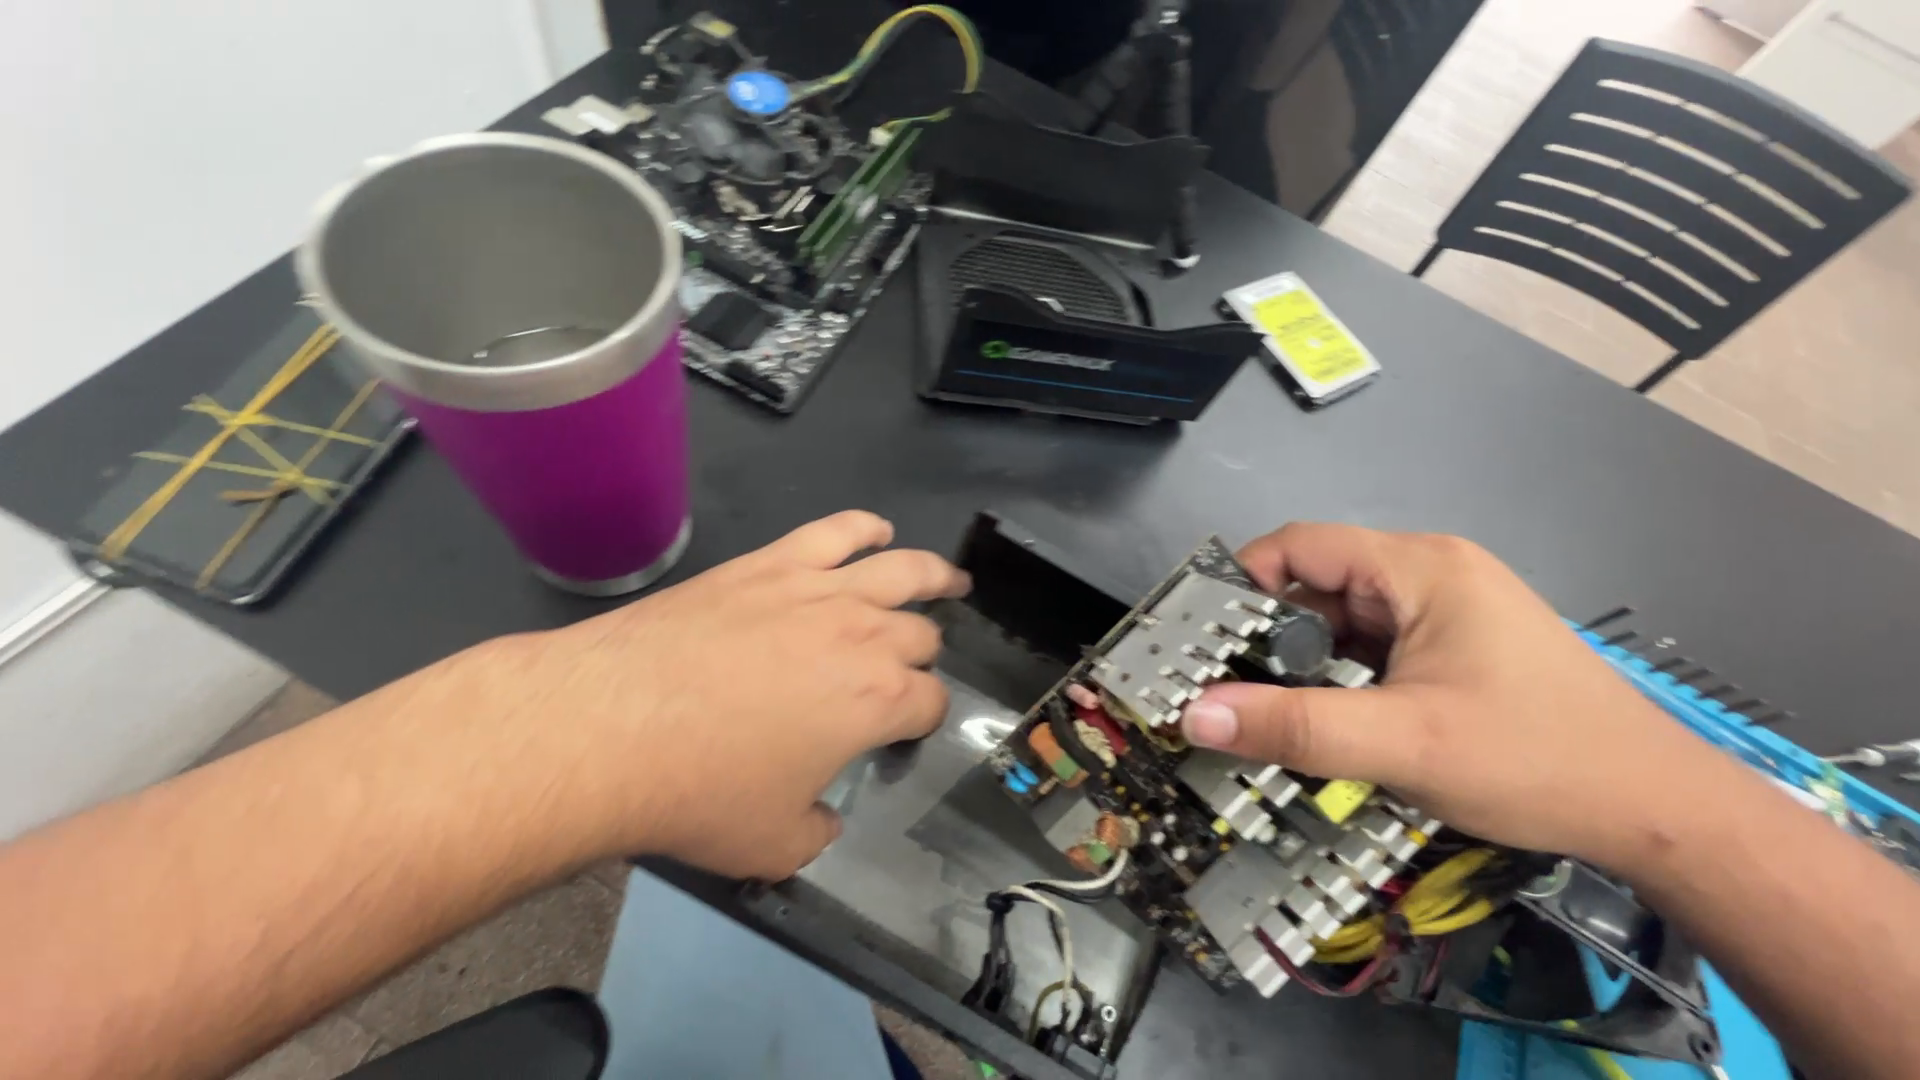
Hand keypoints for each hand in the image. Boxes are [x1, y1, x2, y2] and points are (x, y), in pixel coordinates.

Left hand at [443, 511, 968, 879]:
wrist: (608, 726)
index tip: (904, 733)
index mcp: (878, 701)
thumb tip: (823, 818)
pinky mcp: (770, 564)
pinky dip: (864, 528)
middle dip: (921, 658)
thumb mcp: (771, 844)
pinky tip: (877, 531)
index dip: (924, 720)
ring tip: (951, 580)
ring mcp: (817, 590)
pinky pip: (834, 531)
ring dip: (934, 575)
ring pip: (900, 570)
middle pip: (919, 636)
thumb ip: (815, 832)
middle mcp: (863, 635)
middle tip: (903, 673)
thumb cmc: (697, 791)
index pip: (929, 703)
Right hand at [1180, 524, 1722, 865]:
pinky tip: (1326, 716)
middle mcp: (1430, 575)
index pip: (1300, 546)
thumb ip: (1295, 726)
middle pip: (1318, 584)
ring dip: (1304, 661)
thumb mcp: (1403, 744)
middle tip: (1227, 686)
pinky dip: (1339, 676)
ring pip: (1343, 621)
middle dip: (1269, 633)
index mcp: (1420, 568)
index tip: (1203, 636)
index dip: (1243, 581)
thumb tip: (1196, 715)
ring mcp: (1445, 612)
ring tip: (1269, 708)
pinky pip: (1372, 647)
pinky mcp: (1454, 648)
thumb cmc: (1536, 759)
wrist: (1658, 813)